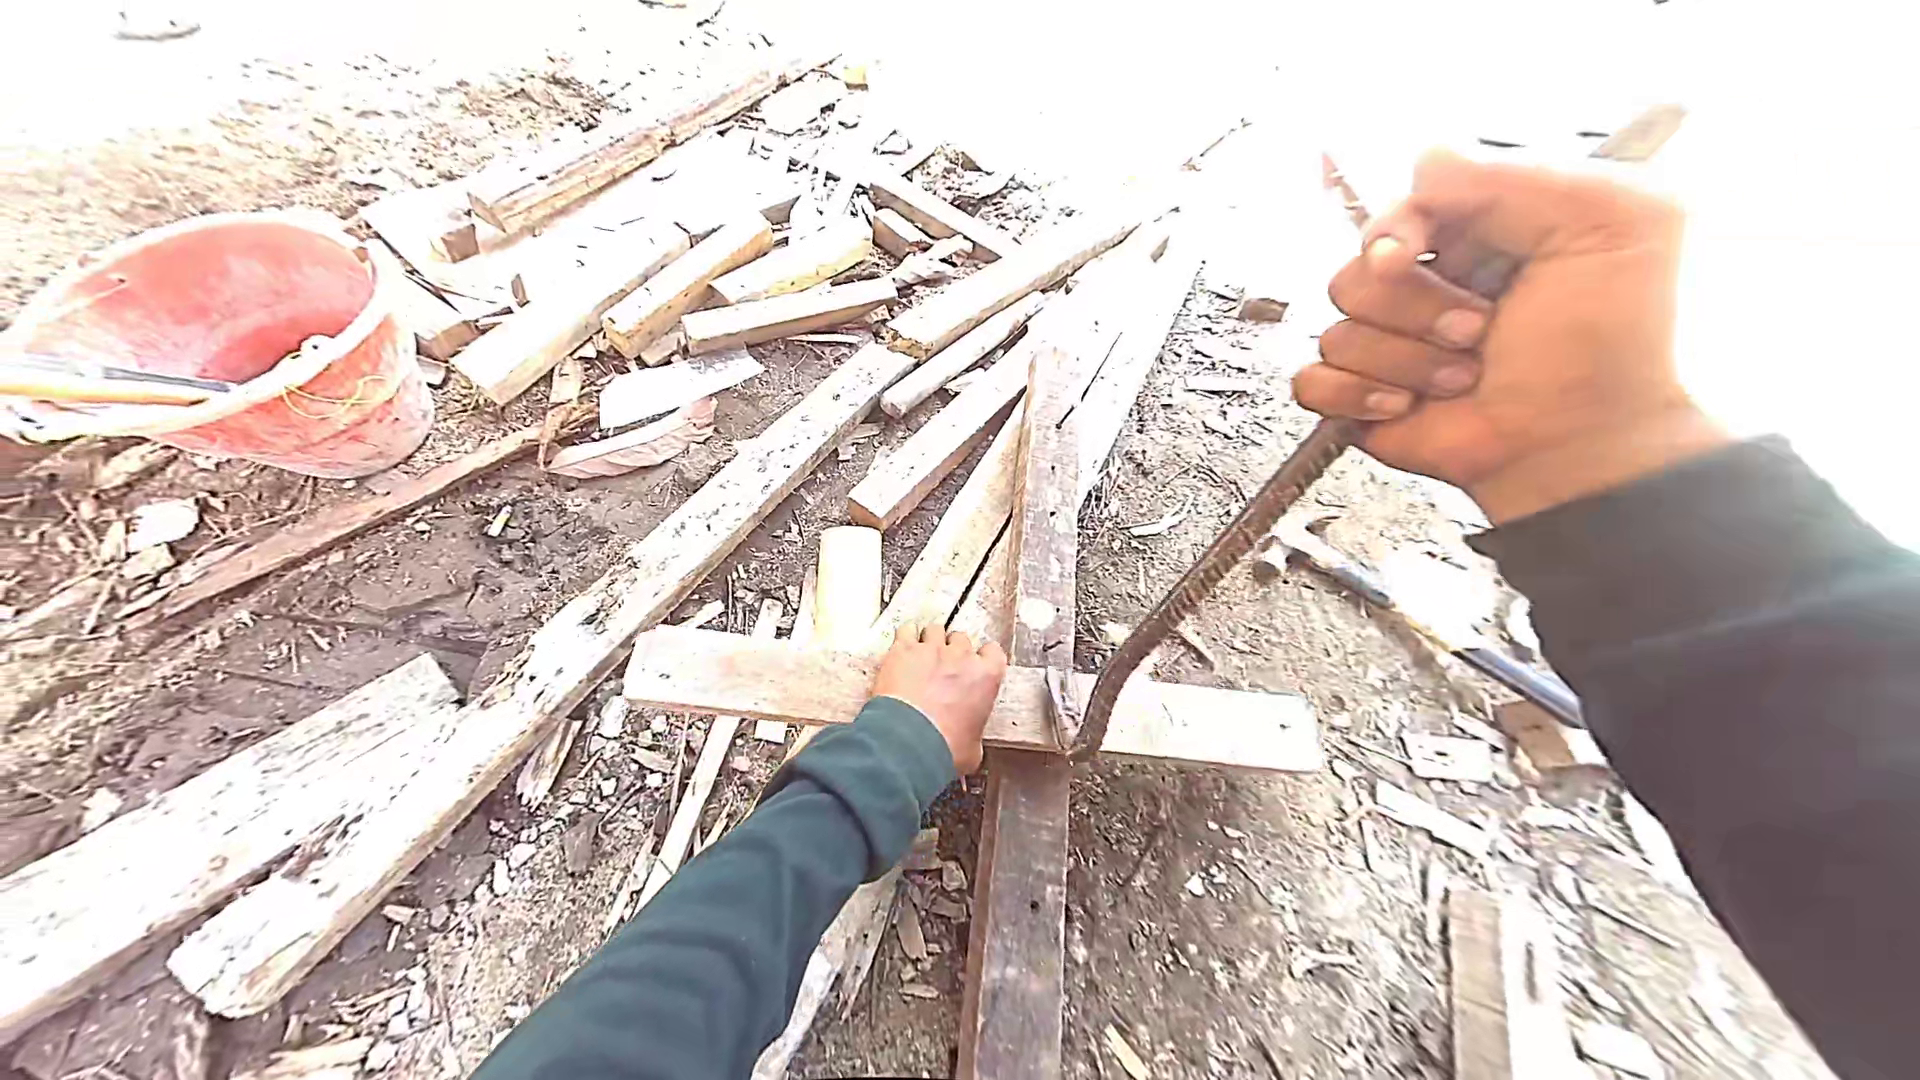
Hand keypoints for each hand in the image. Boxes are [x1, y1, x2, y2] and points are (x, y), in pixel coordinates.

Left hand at [870, 624, 1007, 773]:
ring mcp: (932, 649)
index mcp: (986, 677)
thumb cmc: (943, 747)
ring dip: (931, 640)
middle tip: (944, 666)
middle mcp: (961, 657)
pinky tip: (904, 643)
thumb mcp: (972, 749)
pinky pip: (907, 629)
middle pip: (962, 639)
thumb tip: (968, 744)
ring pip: (936, 630)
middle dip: (953, 650)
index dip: (983, 658)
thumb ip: (974, 734)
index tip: (975, 665)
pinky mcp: (905, 649)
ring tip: (923, 654)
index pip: (993, 653)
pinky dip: (906, 634)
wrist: (910, 741)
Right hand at [1293, 149, 1729, 521]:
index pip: (1391, 219)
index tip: (1409, 256)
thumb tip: (1423, 159)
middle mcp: (1416, 294)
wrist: (1571, 441)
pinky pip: (1310, 383)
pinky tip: (1402, 408)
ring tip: (1458, 379)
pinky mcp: (1353, 397)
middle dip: (1412, 310)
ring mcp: (1380, 349)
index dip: (1389, 234)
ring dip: (1402, 362)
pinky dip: (1352, 396)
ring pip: (1336, 335)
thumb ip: (1517, 178)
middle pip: (1351, 279)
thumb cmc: (1602, 343)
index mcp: (1467, 245)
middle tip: (1476, 332)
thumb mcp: (1605, 225)